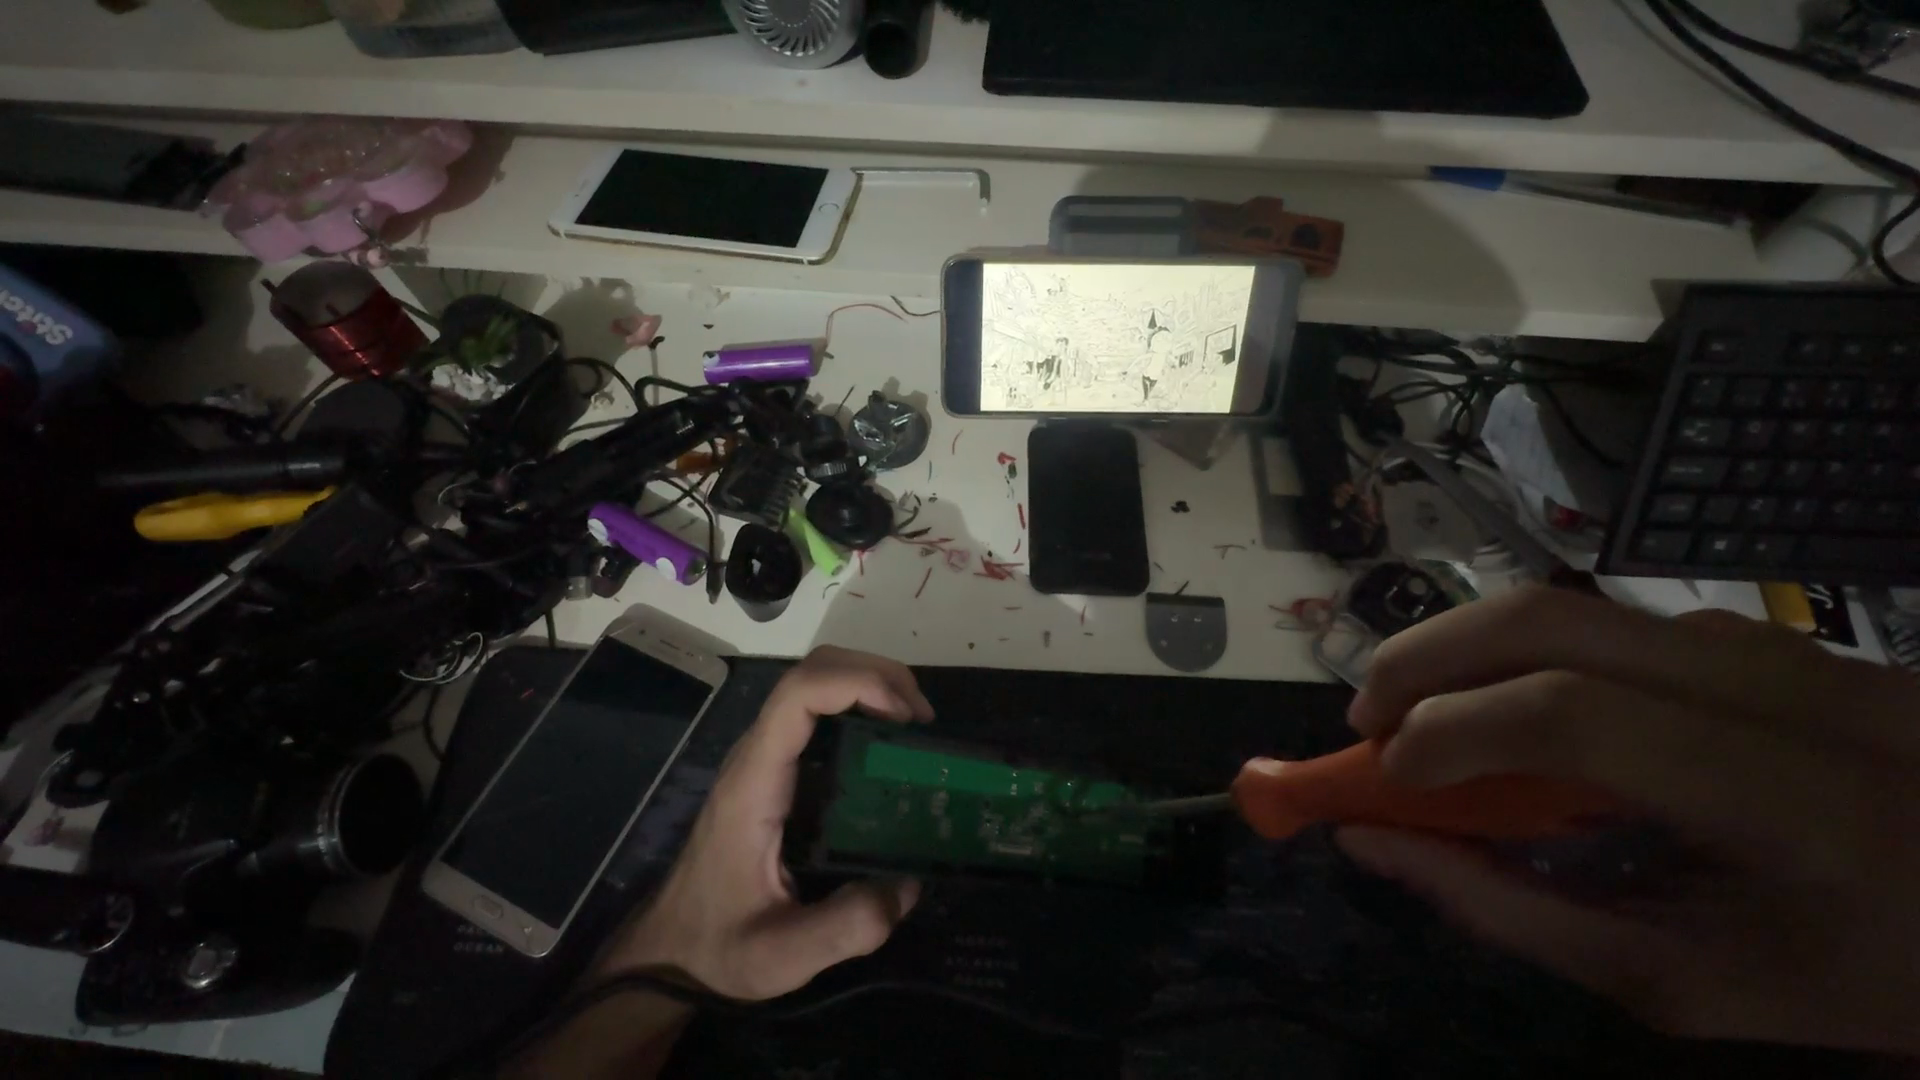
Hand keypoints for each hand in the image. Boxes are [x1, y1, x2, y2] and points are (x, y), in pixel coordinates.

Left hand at [593, 646, 932, 1000]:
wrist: (670, 951)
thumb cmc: (718, 946)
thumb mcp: (782, 955)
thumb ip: (846, 927)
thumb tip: (910, 887)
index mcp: (756, 781)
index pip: (798, 695)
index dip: (858, 684)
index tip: (907, 717)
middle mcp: (758, 754)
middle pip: (812, 671)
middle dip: (874, 674)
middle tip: (922, 717)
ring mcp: (765, 757)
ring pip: (814, 683)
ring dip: (869, 684)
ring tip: (914, 725)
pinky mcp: (776, 770)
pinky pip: (817, 713)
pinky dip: (859, 706)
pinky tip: (888, 744)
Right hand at [1339, 587, 1919, 1055]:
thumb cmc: (1846, 974)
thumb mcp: (1676, 980)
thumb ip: (1504, 909)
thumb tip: (1362, 836)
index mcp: (1800, 804)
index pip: (1573, 716)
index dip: (1452, 732)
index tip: (1387, 779)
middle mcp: (1791, 691)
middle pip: (1548, 620)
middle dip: (1421, 659)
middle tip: (1367, 718)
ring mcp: (1785, 645)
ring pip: (1566, 607)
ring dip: (1460, 650)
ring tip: (1425, 711)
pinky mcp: (1767, 632)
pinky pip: (1605, 623)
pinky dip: (1521, 655)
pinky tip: (1517, 707)